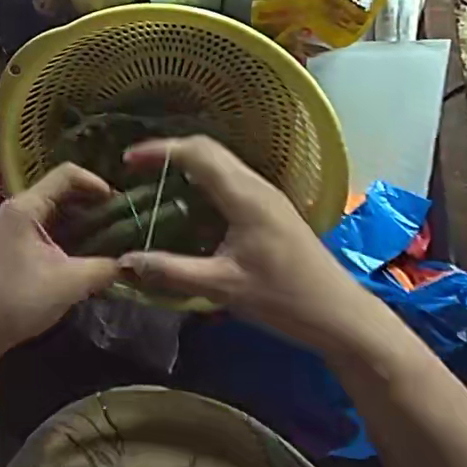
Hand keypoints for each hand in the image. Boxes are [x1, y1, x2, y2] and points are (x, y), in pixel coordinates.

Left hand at [0, 164, 121, 356]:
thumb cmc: (20, 299)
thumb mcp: (70, 282)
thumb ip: (106, 267)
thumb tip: (136, 261)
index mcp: (25, 207)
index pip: (66, 174)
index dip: (96, 182)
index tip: (121, 202)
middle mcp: (17, 209)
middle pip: (62, 190)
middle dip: (94, 202)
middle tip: (124, 219)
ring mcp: (14, 226)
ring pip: (56, 210)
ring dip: (84, 218)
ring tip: (114, 234)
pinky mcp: (16, 243)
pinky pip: (48, 226)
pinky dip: (71, 232)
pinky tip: (91, 249)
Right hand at [117, 136, 397, 357]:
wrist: (343, 317)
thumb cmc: (285, 300)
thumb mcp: (222, 287)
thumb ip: (170, 271)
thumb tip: (123, 261)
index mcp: (245, 198)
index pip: (196, 154)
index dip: (158, 151)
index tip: (127, 161)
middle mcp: (256, 187)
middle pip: (208, 149)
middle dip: (168, 151)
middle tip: (135, 169)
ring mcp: (266, 196)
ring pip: (220, 162)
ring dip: (185, 163)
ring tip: (153, 181)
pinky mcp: (270, 208)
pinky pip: (228, 178)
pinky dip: (200, 179)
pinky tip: (185, 203)